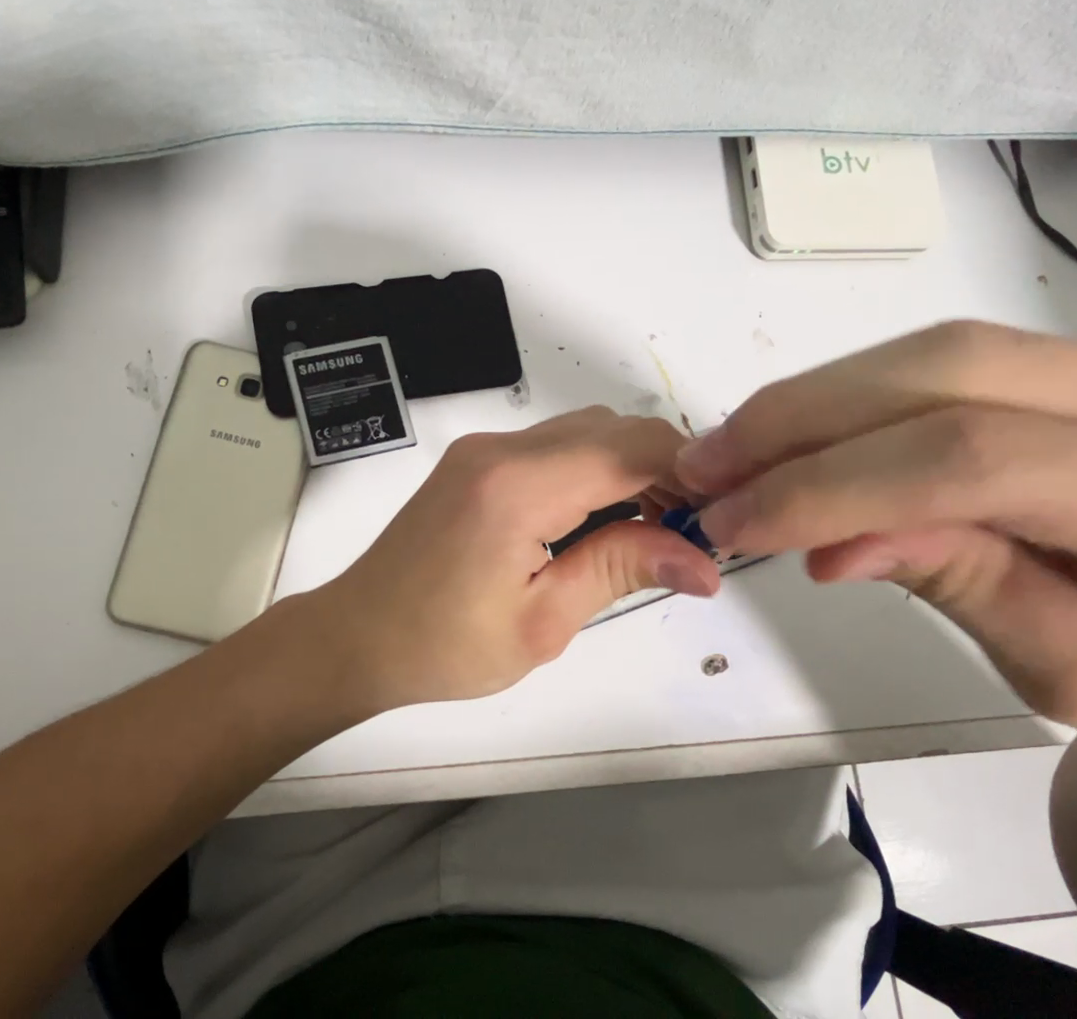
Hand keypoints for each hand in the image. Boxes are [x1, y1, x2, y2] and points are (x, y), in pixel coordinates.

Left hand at [307, 407, 722, 712]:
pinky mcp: (473, 463)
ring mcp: (482, 451)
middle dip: (665, 472)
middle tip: (687, 537)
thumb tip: (703, 562)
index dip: (691, 476)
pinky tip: (600, 525)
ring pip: (585, 434)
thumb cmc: (443, 646)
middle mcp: (500, 449)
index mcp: (518, 486)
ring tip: (650, 537)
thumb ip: (621, 570)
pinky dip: (591, 475)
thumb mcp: (542, 621)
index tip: (719, 522)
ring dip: (629, 472)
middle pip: (613, 430)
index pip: (633, 448)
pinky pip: (552, 449)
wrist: (357, 636)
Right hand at [674, 321, 1076, 781]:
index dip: (838, 482)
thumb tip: (831, 541)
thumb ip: (968, 588)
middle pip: (959, 370)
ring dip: (816, 400)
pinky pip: (952, 364)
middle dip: (806, 417)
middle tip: (704, 470)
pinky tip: (797, 441)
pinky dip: (854, 399)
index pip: (990, 459)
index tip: (733, 523)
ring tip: (730, 455)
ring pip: (944, 350)